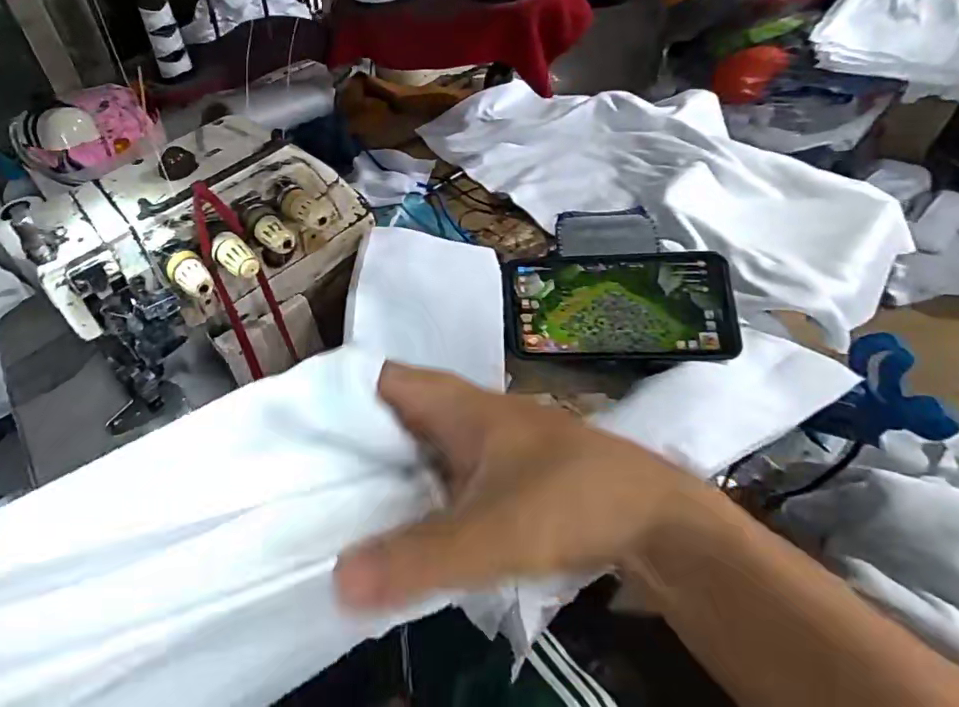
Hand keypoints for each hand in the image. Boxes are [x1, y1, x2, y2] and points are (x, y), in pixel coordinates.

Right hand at [334, 363, 708, 609]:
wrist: (663, 523)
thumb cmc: (570, 503)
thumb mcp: (488, 535)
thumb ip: (415, 558)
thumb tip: (336, 581)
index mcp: (452, 403)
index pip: (374, 378)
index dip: (334, 393)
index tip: (296, 426)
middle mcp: (464, 411)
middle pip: (390, 411)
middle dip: (351, 436)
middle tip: (306, 470)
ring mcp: (487, 440)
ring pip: (417, 441)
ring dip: (384, 464)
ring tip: (338, 496)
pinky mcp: (506, 469)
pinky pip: (442, 468)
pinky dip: (416, 486)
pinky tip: (402, 519)